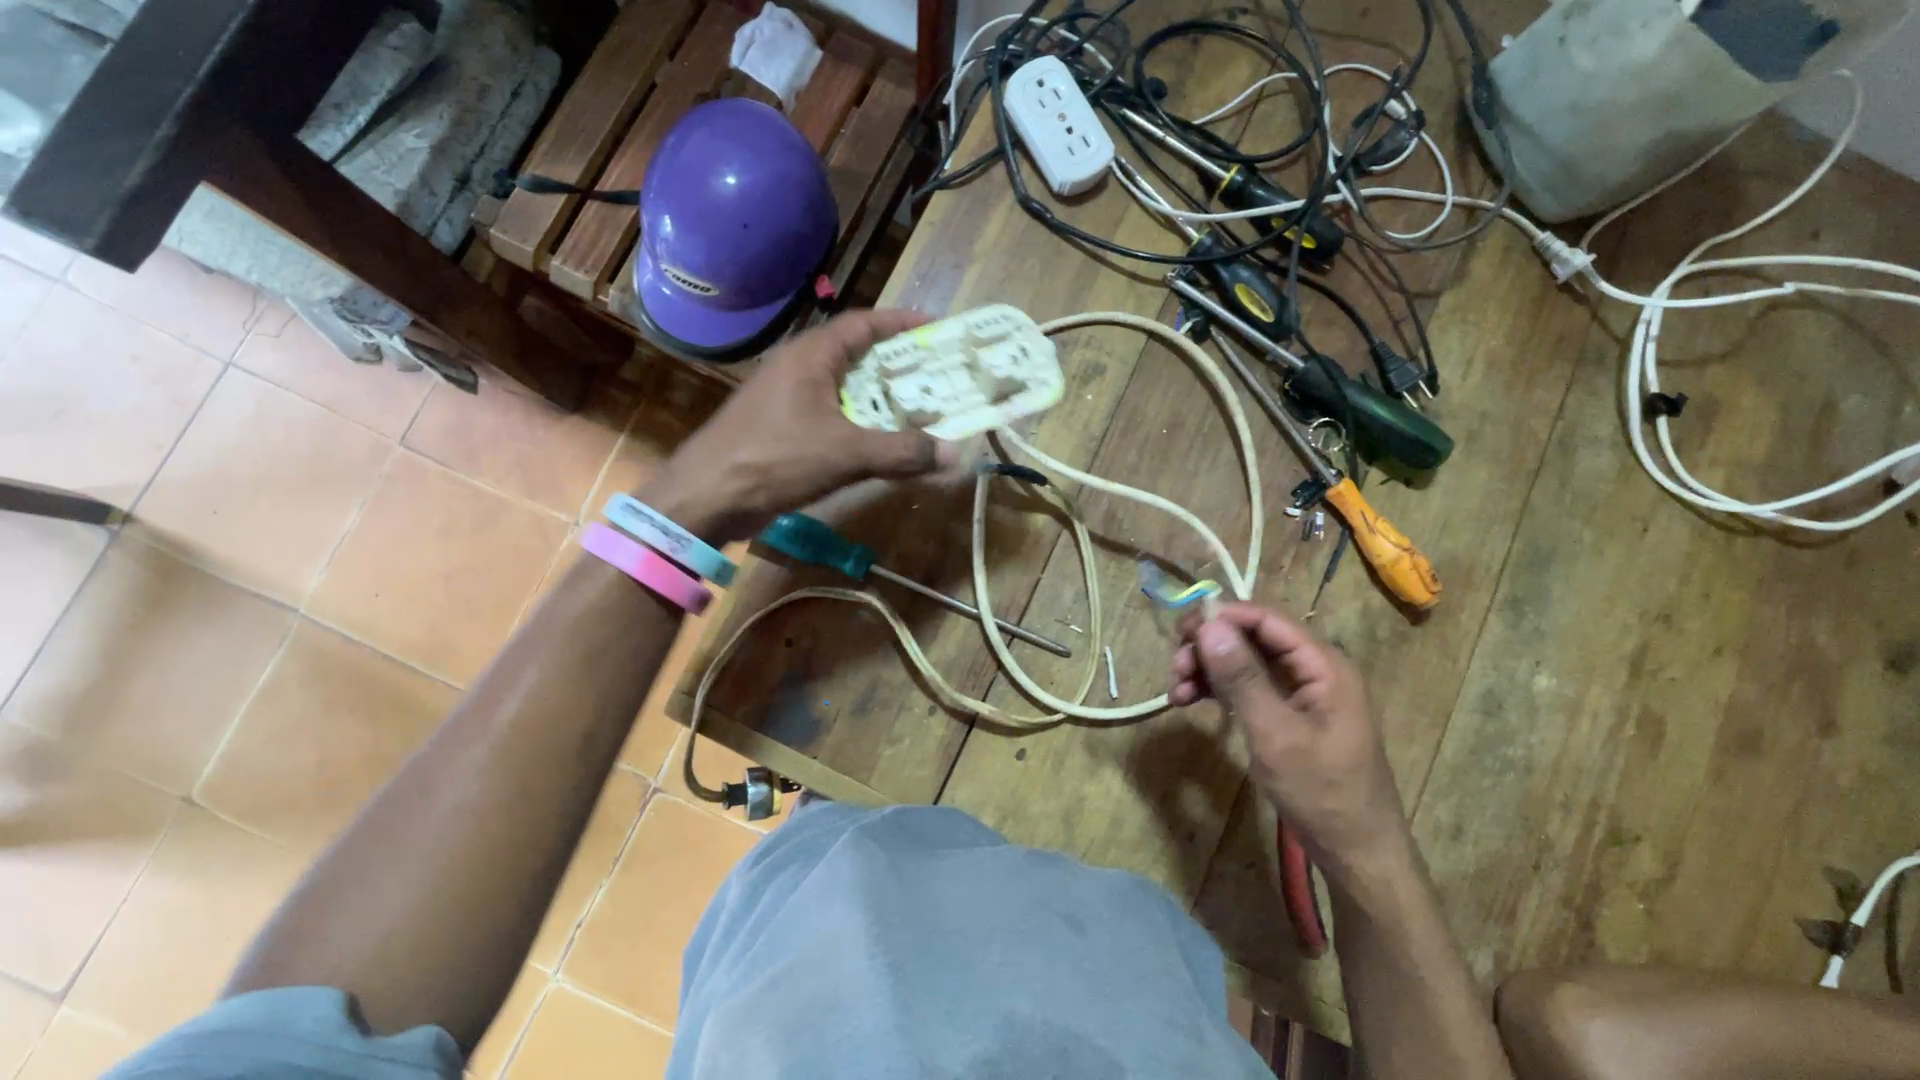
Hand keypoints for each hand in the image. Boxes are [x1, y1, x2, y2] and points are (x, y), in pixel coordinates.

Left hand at [638, 310, 957, 542]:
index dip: (901, 322)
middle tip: (937, 374)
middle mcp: (798, 367)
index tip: (936, 326)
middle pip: (856, 353)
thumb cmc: (774, 459)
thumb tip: (954, 452)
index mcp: (811, 356)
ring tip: (918, 407)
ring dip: (878, 396)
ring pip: (842, 386)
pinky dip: (858, 421)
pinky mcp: (779, 426)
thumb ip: (901, 451)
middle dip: (897, 363)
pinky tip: (879, 441)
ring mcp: (785, 397)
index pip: (863, 323)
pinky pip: (829, 413)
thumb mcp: (846, 454)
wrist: (706, 496)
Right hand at [1171, 602, 1411, 886]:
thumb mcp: (1276, 734)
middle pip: (1254, 638)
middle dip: (1210, 647)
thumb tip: (1208, 625)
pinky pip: (1250, 688)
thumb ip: (1242, 678)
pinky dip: (1220, 692)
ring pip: (1246, 663)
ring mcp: (1303, 694)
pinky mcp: (1291, 716)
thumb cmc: (1322, 792)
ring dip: (1209, 670)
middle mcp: (1315, 670)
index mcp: (1324, 665)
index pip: (1267, 620)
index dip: (1222, 617)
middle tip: (1175, 669)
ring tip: (1176, 693)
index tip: (1180, 633)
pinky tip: (1191, 702)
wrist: (1357, 852)